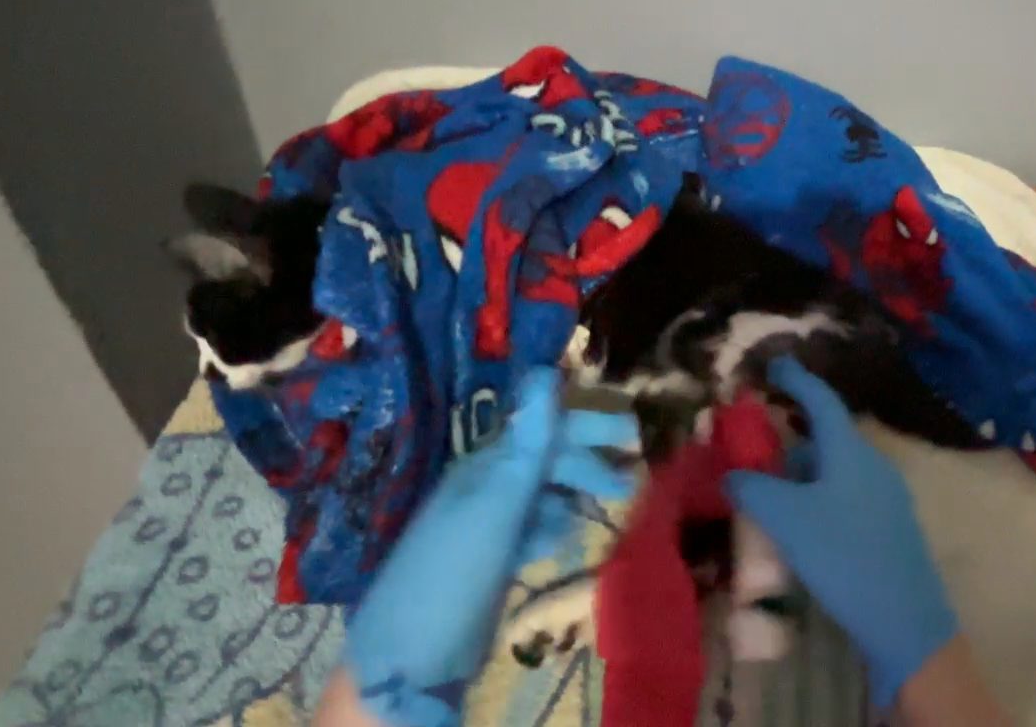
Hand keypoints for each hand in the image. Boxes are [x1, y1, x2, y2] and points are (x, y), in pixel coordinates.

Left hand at [344, 367, 636, 725]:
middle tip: (629, 477)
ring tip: (608, 506)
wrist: (406, 665)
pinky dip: (551, 527)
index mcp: (484, 465)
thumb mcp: (495, 506)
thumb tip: (546, 371)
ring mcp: (486, 525)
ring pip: (541, 493)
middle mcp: (485, 487)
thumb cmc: (454, 573)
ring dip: (574, 492)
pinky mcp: (490, 561)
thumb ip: (526, 444)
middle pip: (545, 458)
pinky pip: (530, 528)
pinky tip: (562, 540)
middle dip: (587, 461)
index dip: (585, 422)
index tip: (630, 426)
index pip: (542, 427)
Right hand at [723, 358, 957, 709]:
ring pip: (836, 470)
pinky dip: (818, 499)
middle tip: (759, 447)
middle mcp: (872, 465)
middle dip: (792, 438)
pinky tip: (801, 530)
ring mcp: (886, 498)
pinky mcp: (889, 529)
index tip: (775, 366)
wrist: (907, 625)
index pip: (821, 400)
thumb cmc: (844, 558)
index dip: (796, 379)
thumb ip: (753, 489)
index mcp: (851, 451)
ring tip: (772, 496)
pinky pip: (846, 496)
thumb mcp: (787, 520)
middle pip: (827, 437)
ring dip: (803, 474)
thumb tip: (733, 474)